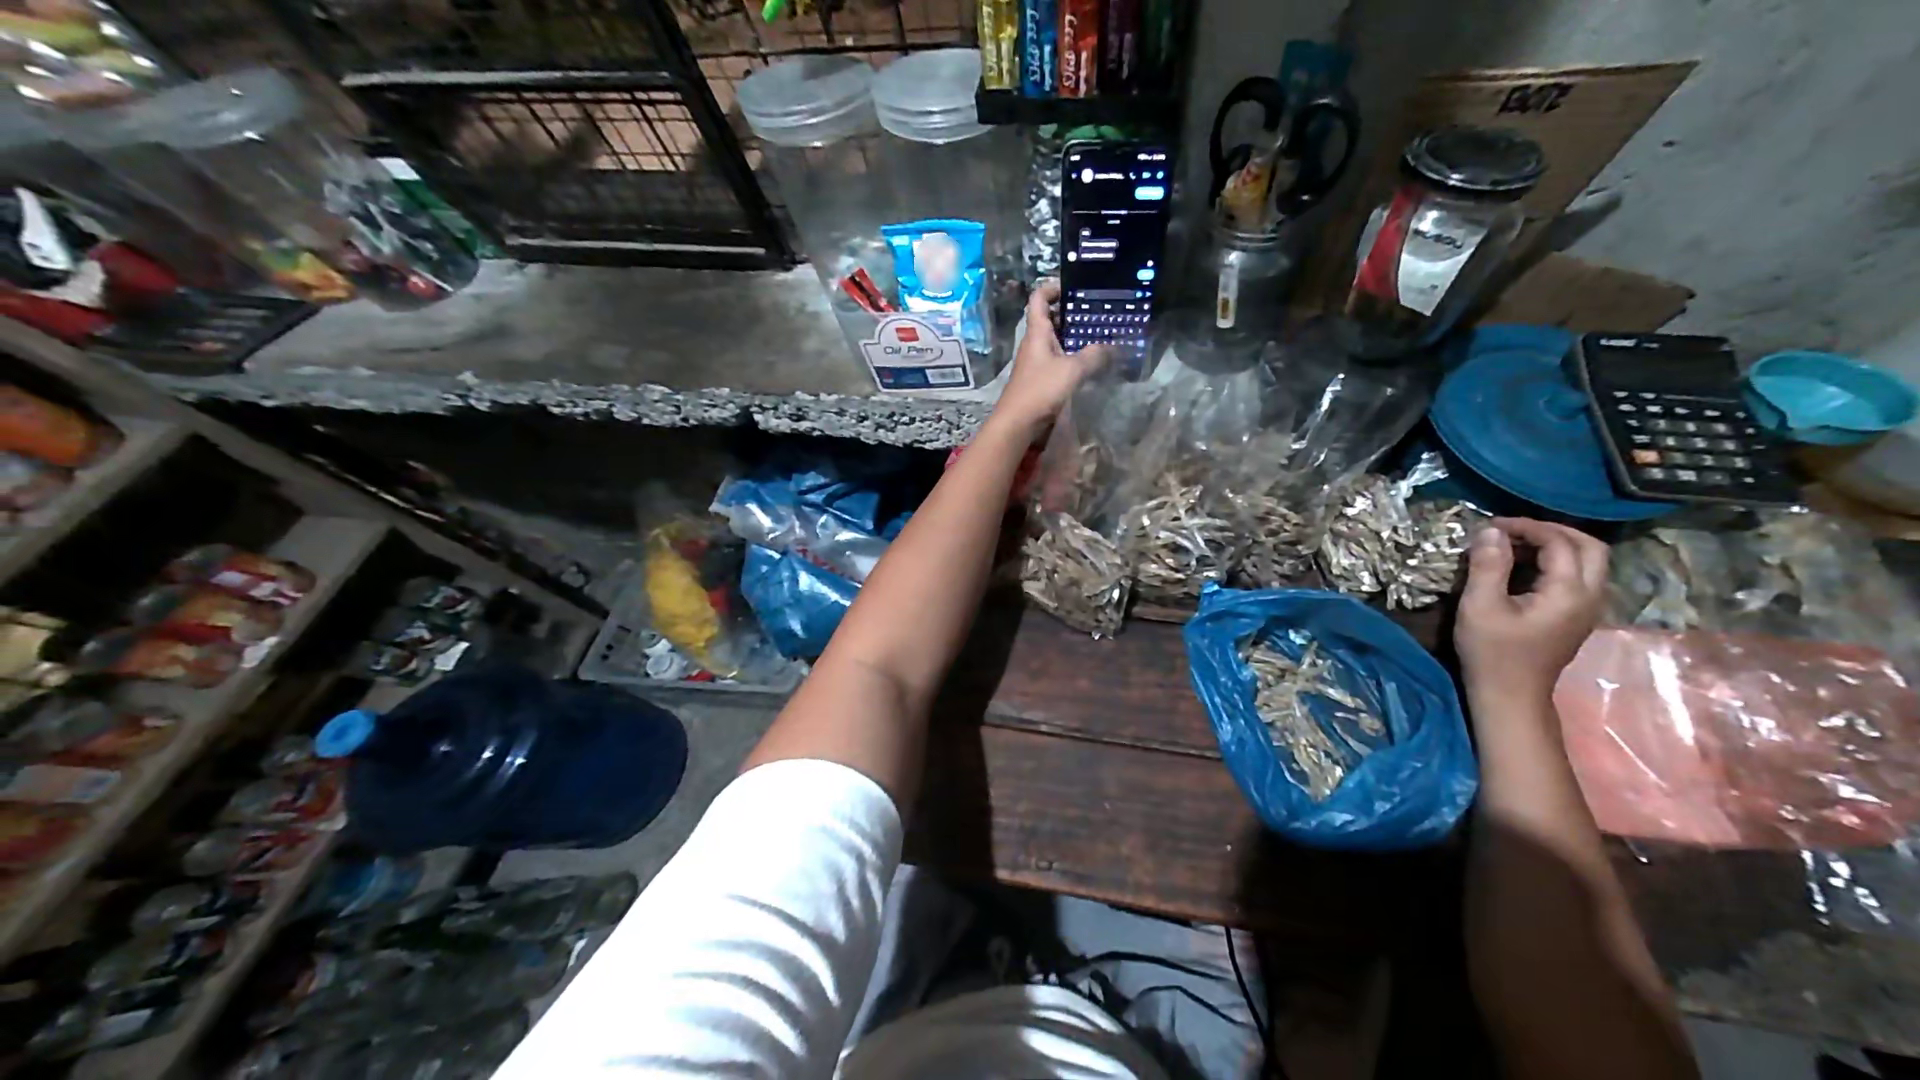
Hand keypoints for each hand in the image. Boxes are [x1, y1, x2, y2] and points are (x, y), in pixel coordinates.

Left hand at [990, 279, 1108, 436]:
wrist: (1017, 423)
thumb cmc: (1040, 390)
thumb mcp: (1072, 370)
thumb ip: (1094, 356)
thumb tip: (1112, 346)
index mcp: (1036, 332)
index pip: (1039, 298)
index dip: (1054, 287)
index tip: (1075, 287)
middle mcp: (1034, 343)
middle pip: (1050, 318)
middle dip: (1071, 312)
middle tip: (1097, 311)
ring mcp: (1036, 361)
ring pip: (1055, 340)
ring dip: (1074, 336)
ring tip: (1099, 333)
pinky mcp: (1040, 378)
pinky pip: (1057, 359)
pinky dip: (1072, 355)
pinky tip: (1089, 361)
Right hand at [1456, 517, 1609, 703]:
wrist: (1510, 694)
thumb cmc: (1492, 651)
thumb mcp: (1480, 606)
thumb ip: (1488, 566)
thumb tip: (1490, 531)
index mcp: (1569, 592)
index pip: (1559, 542)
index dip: (1527, 527)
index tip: (1492, 525)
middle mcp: (1590, 596)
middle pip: (1589, 547)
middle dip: (1552, 531)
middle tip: (1514, 530)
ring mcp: (1589, 608)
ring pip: (1589, 561)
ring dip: (1557, 545)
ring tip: (1516, 545)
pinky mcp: (1579, 616)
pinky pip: (1581, 576)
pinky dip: (1558, 562)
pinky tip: (1526, 567)